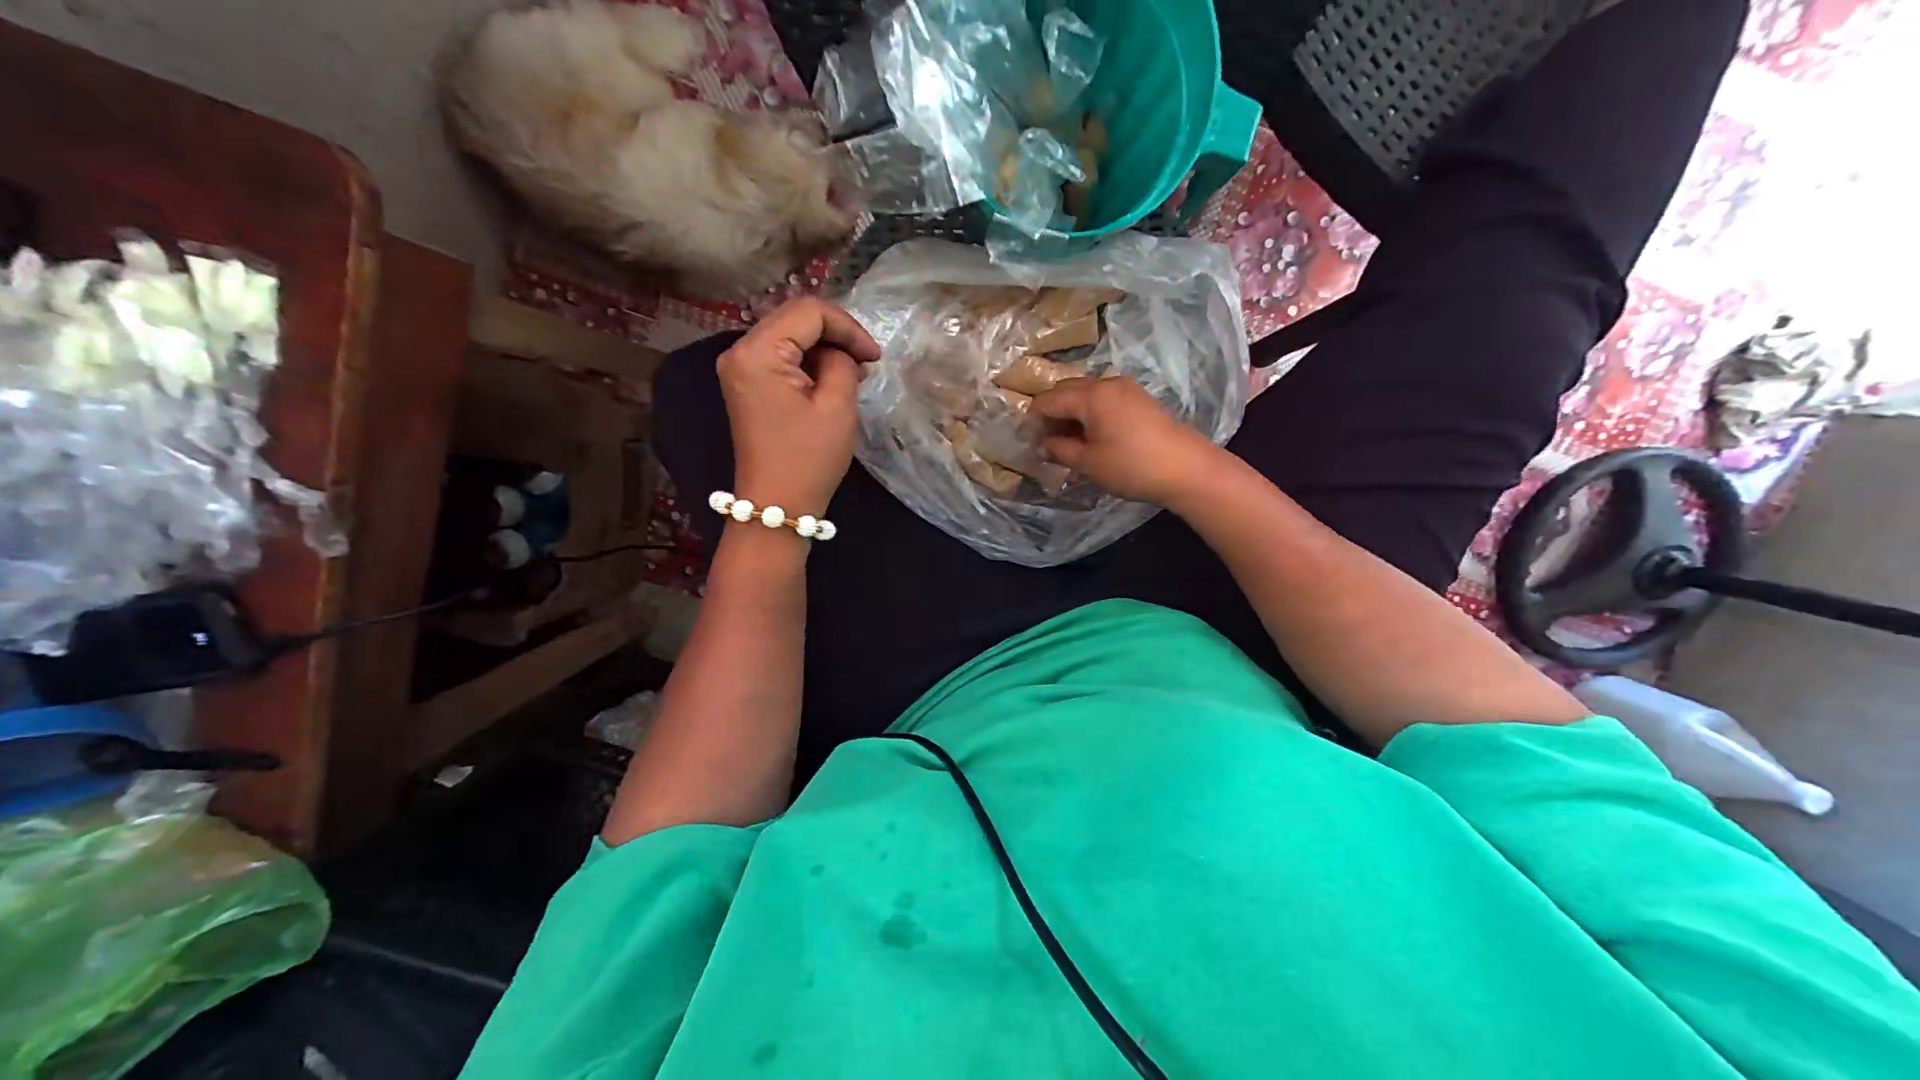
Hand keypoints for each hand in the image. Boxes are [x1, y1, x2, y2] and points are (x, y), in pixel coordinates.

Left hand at [717, 298, 881, 517]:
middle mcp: (739, 350)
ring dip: (824, 347)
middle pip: (795, 317)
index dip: (848, 327)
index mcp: (757, 352)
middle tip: (867, 361)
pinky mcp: (746, 383)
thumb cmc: (808, 459)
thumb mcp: (837, 406)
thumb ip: (842, 363)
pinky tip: (831, 379)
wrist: (777, 505)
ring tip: (854, 372)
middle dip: (836, 333)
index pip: (809, 311)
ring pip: (789, 334)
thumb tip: (840, 353)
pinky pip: (781, 354)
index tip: (874, 356)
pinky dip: (809, 360)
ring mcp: (739, 367)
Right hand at [1034, 375, 1225, 505]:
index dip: (1033, 419)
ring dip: (1072, 414)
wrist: (1188, 469)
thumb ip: (1060, 450)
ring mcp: (1126, 389)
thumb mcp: (1089, 463)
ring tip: (1068, 443)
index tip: (1028, 442)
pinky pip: (1104, 400)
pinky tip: (1092, 438)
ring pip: (1086, 395)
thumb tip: (1043, 445)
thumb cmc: (1132, 466)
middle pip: (1066, 391)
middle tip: (1046, 443)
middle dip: (1052, 413)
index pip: (1048, 400)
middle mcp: (1106, 383)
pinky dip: (1091, 415)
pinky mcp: (1140, 400)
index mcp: (1090, 395)